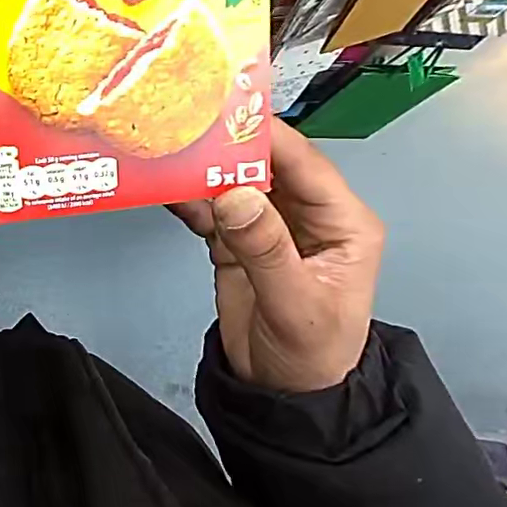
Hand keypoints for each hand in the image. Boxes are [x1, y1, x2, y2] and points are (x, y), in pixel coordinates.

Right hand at [170, 118, 383, 392]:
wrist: (281, 392)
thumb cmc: (311, 353)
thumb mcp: (295, 304)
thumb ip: (266, 249)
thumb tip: (234, 193)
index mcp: (341, 222)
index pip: (306, 166)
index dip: (269, 137)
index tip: (228, 114)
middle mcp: (304, 214)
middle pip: (265, 166)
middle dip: (228, 147)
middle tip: (188, 126)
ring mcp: (267, 225)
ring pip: (233, 183)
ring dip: (203, 171)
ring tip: (169, 152)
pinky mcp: (235, 239)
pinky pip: (210, 209)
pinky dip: (188, 199)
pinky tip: (165, 189)